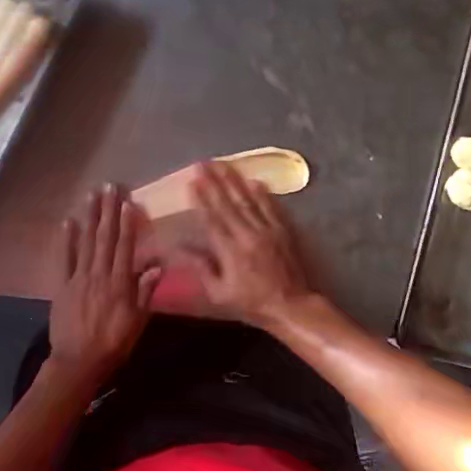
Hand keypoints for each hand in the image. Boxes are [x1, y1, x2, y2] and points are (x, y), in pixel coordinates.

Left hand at [48, 185, 161, 378]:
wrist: (79, 361)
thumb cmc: (114, 344)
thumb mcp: (137, 321)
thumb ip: (145, 292)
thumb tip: (156, 266)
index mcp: (120, 283)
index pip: (125, 246)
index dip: (127, 223)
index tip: (129, 202)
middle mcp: (99, 274)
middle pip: (105, 238)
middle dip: (108, 211)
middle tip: (110, 186)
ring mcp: (78, 278)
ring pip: (86, 242)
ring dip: (90, 217)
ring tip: (92, 195)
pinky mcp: (62, 286)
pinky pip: (64, 259)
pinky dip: (66, 240)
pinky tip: (68, 222)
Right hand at [183, 162, 315, 329]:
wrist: (291, 306)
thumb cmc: (250, 303)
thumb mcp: (218, 292)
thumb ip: (200, 267)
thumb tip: (180, 247)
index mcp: (230, 250)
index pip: (212, 218)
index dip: (202, 199)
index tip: (192, 181)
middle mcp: (248, 235)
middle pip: (228, 203)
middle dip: (214, 181)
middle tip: (203, 163)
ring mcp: (268, 231)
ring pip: (248, 200)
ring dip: (235, 180)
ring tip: (223, 164)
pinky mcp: (283, 231)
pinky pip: (271, 207)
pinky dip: (262, 193)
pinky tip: (254, 180)